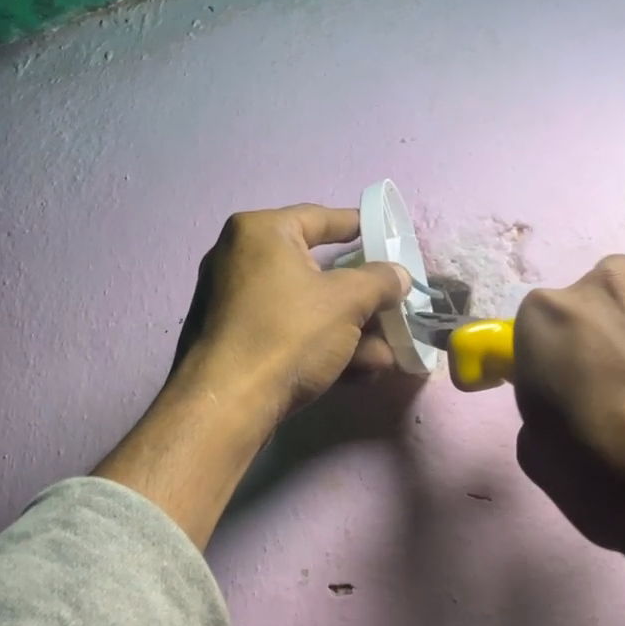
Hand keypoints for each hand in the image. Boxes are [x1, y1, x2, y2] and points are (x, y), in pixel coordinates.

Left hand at [170, 205, 410, 420]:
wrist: (226, 408)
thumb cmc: (287, 335)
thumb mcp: (347, 301)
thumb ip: (380, 281)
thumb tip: (398, 275)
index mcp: (260, 232)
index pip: (321, 218)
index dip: (362, 227)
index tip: (390, 237)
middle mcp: (240, 258)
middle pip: (317, 269)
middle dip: (362, 297)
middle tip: (394, 308)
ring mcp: (234, 302)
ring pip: (307, 307)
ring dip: (351, 330)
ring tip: (388, 356)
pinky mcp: (235, 341)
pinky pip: (289, 332)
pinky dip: (323, 346)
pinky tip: (361, 372)